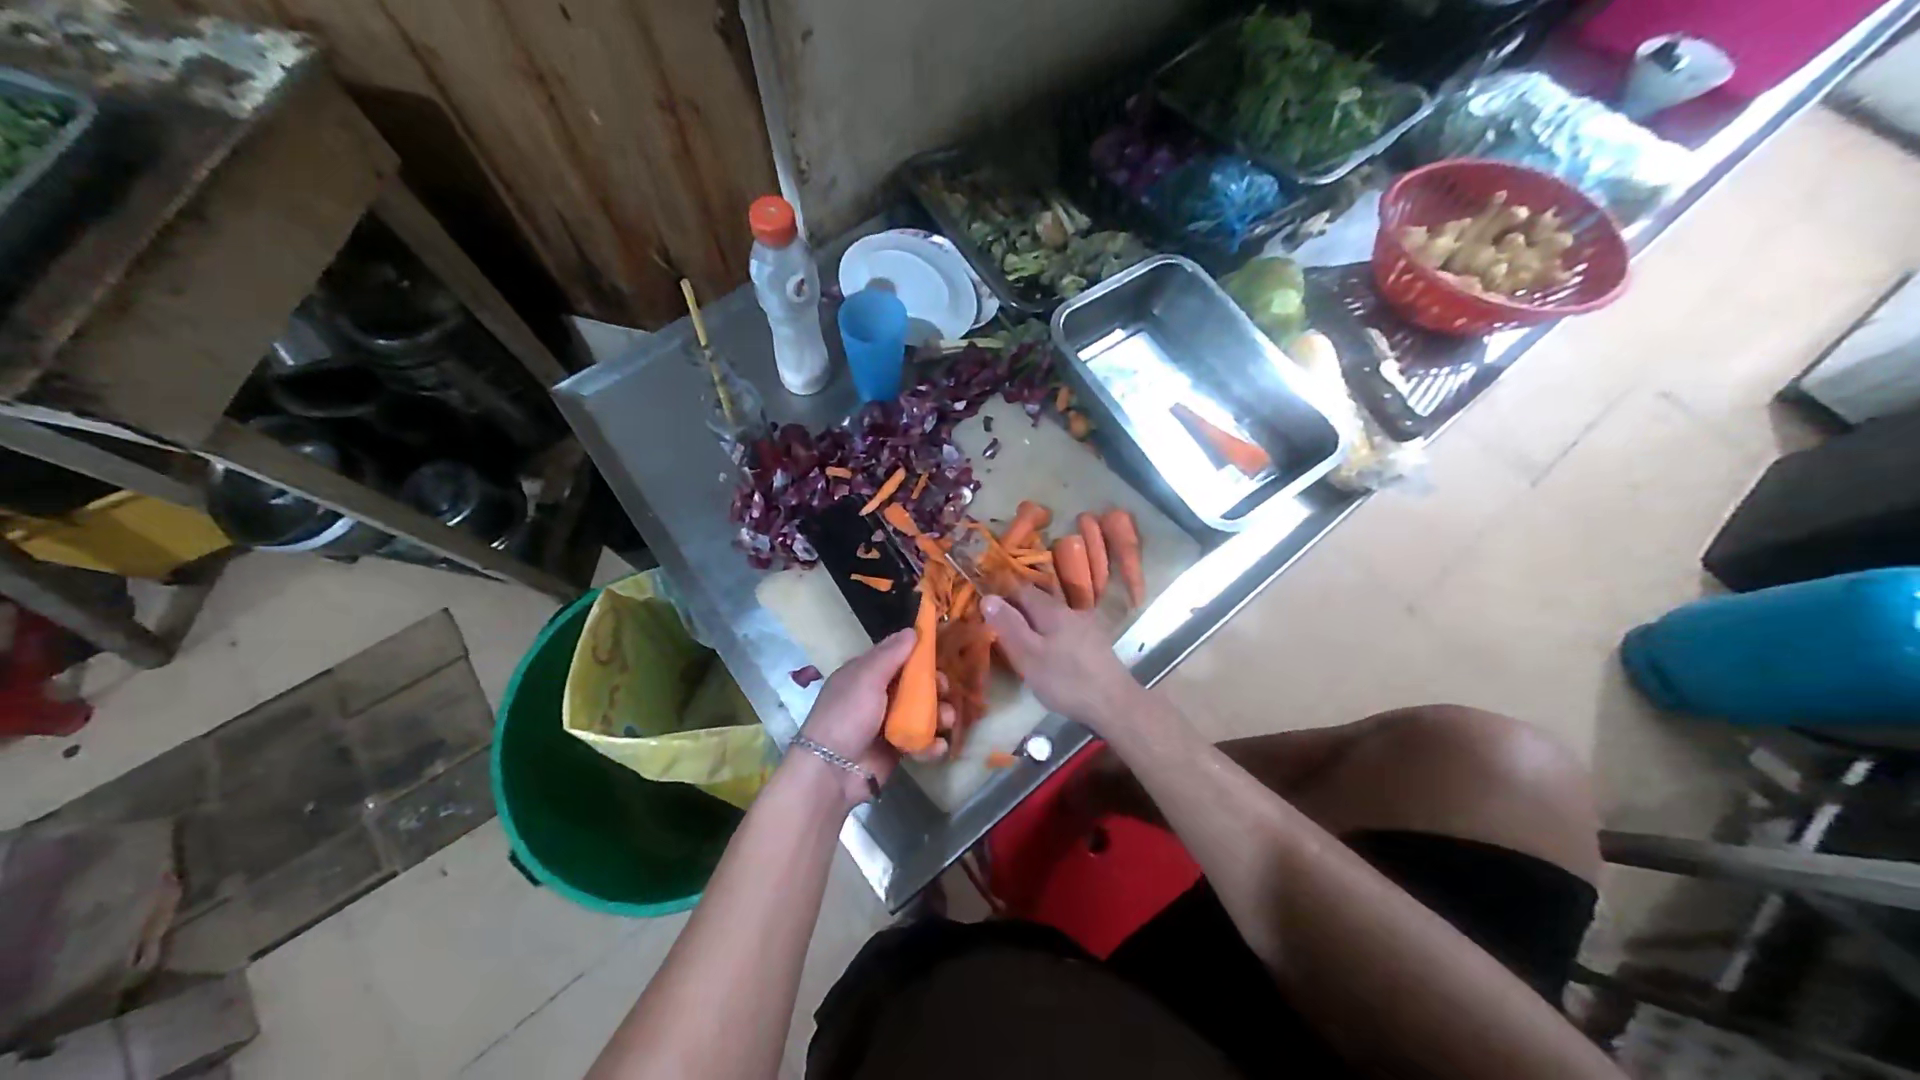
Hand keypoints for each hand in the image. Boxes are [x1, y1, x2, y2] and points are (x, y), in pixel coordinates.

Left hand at [794, 629, 953, 805]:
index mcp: (866, 674)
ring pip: (924, 713)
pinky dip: (932, 744)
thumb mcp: (866, 677)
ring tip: (946, 721)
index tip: (939, 656)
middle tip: (944, 690)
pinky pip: (922, 742)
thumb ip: (891, 654)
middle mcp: (879, 695)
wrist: (832, 770)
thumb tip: (913, 630)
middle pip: (916, 685)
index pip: (898, 657)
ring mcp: (889, 724)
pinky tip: (937, 746)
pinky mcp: (898, 749)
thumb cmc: (847, 715)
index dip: (919, 656)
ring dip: (940, 715)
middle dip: (935, 686)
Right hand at [982, 585, 1141, 731]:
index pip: (1022, 590)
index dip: (1003, 597)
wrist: (1114, 704)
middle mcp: (1072, 611)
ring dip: (1037, 626)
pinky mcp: (1097, 645)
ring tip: (1024, 647)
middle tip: (1002, 633)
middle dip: (1020, 612)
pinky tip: (1051, 657)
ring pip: (1054, 618)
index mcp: (1053, 610)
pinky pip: (1067, 632)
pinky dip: (1053, 638)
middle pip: (1040, 603)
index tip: (988, 614)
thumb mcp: (1028, 655)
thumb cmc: (1065, 680)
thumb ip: (1008, 626)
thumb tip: (988, 597)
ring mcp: (1088, 627)